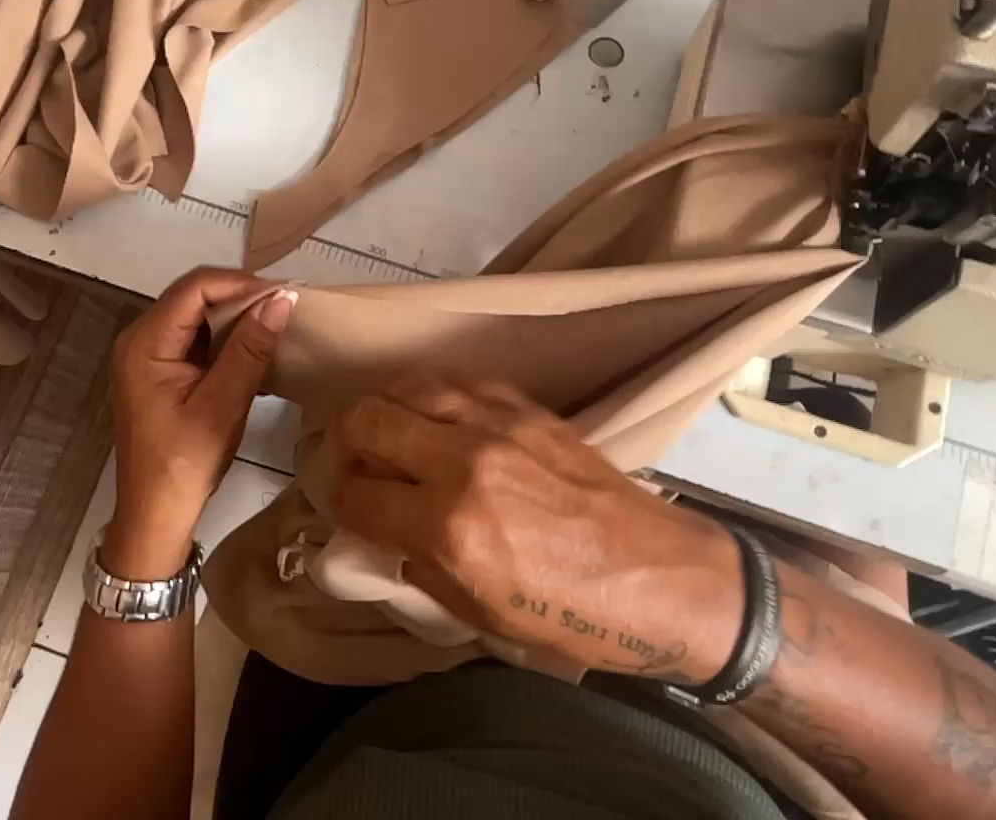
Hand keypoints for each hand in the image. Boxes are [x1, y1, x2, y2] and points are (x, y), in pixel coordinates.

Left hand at [106, 267, 294, 577]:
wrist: (155, 515)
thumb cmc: (185, 463)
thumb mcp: (222, 405)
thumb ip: (250, 349)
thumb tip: (281, 301)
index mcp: (144, 343)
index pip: (195, 289)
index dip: (241, 284)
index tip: (285, 294)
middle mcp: (140, 339)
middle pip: (193, 296)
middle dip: (241, 296)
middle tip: (286, 305)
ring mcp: (149, 355)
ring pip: (197, 316)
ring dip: (237, 317)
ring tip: (278, 322)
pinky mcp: (162, 371)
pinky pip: (197, 339)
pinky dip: (227, 339)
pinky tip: (256, 347)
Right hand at [325, 374, 743, 681]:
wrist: (658, 577)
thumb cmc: (567, 616)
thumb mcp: (475, 613)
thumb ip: (413, 563)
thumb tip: (377, 527)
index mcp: (448, 526)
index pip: (356, 493)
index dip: (337, 501)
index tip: (344, 506)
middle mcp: (463, 462)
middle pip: (365, 420)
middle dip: (341, 444)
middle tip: (352, 465)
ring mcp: (497, 425)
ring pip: (407, 386)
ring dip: (383, 408)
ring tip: (386, 433)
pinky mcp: (525, 407)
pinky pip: (456, 379)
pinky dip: (430, 394)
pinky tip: (432, 414)